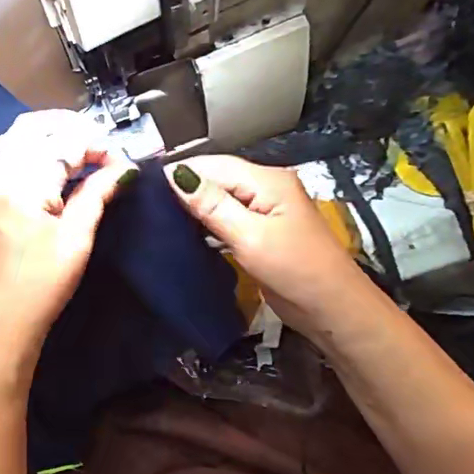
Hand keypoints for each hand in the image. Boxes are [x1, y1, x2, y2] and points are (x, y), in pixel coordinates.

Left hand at [0, 110, 135, 358]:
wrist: (0, 324)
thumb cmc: (41, 286)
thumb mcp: (76, 240)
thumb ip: (96, 195)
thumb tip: (122, 168)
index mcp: (20, 185)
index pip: (60, 144)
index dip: (95, 144)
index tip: (120, 160)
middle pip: (32, 129)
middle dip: (70, 128)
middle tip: (101, 145)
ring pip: (16, 139)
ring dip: (49, 136)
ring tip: (82, 150)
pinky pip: (7, 158)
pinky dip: (32, 151)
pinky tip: (55, 166)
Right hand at [164, 156, 368, 328]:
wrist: (331, 308)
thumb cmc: (294, 270)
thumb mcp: (249, 236)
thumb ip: (211, 205)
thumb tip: (174, 173)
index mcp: (267, 180)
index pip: (212, 165)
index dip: (178, 172)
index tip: (142, 188)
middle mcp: (265, 187)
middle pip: (215, 178)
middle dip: (182, 188)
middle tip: (145, 206)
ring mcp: (263, 210)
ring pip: (218, 198)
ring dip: (191, 207)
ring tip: (157, 219)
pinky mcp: (259, 231)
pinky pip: (224, 217)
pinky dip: (204, 223)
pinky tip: (183, 233)